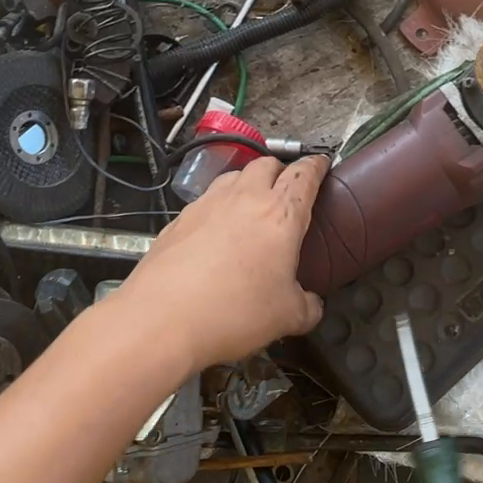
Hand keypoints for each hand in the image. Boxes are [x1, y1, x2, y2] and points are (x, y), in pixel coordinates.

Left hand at [111, 155, 328, 369]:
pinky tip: (216, 233)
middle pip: (266, 164)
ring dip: (247, 184)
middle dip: (280, 171)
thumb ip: (307, 306)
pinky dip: (218, 207)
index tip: (321, 164)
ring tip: (251, 206)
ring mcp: (206, 204)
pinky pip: (206, 201)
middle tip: (287, 190)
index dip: (316, 166)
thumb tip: (312, 304)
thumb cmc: (235, 312)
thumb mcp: (287, 317)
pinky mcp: (178, 219)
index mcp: (280, 213)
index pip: (303, 174)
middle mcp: (243, 198)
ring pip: (233, 177)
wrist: (161, 318)